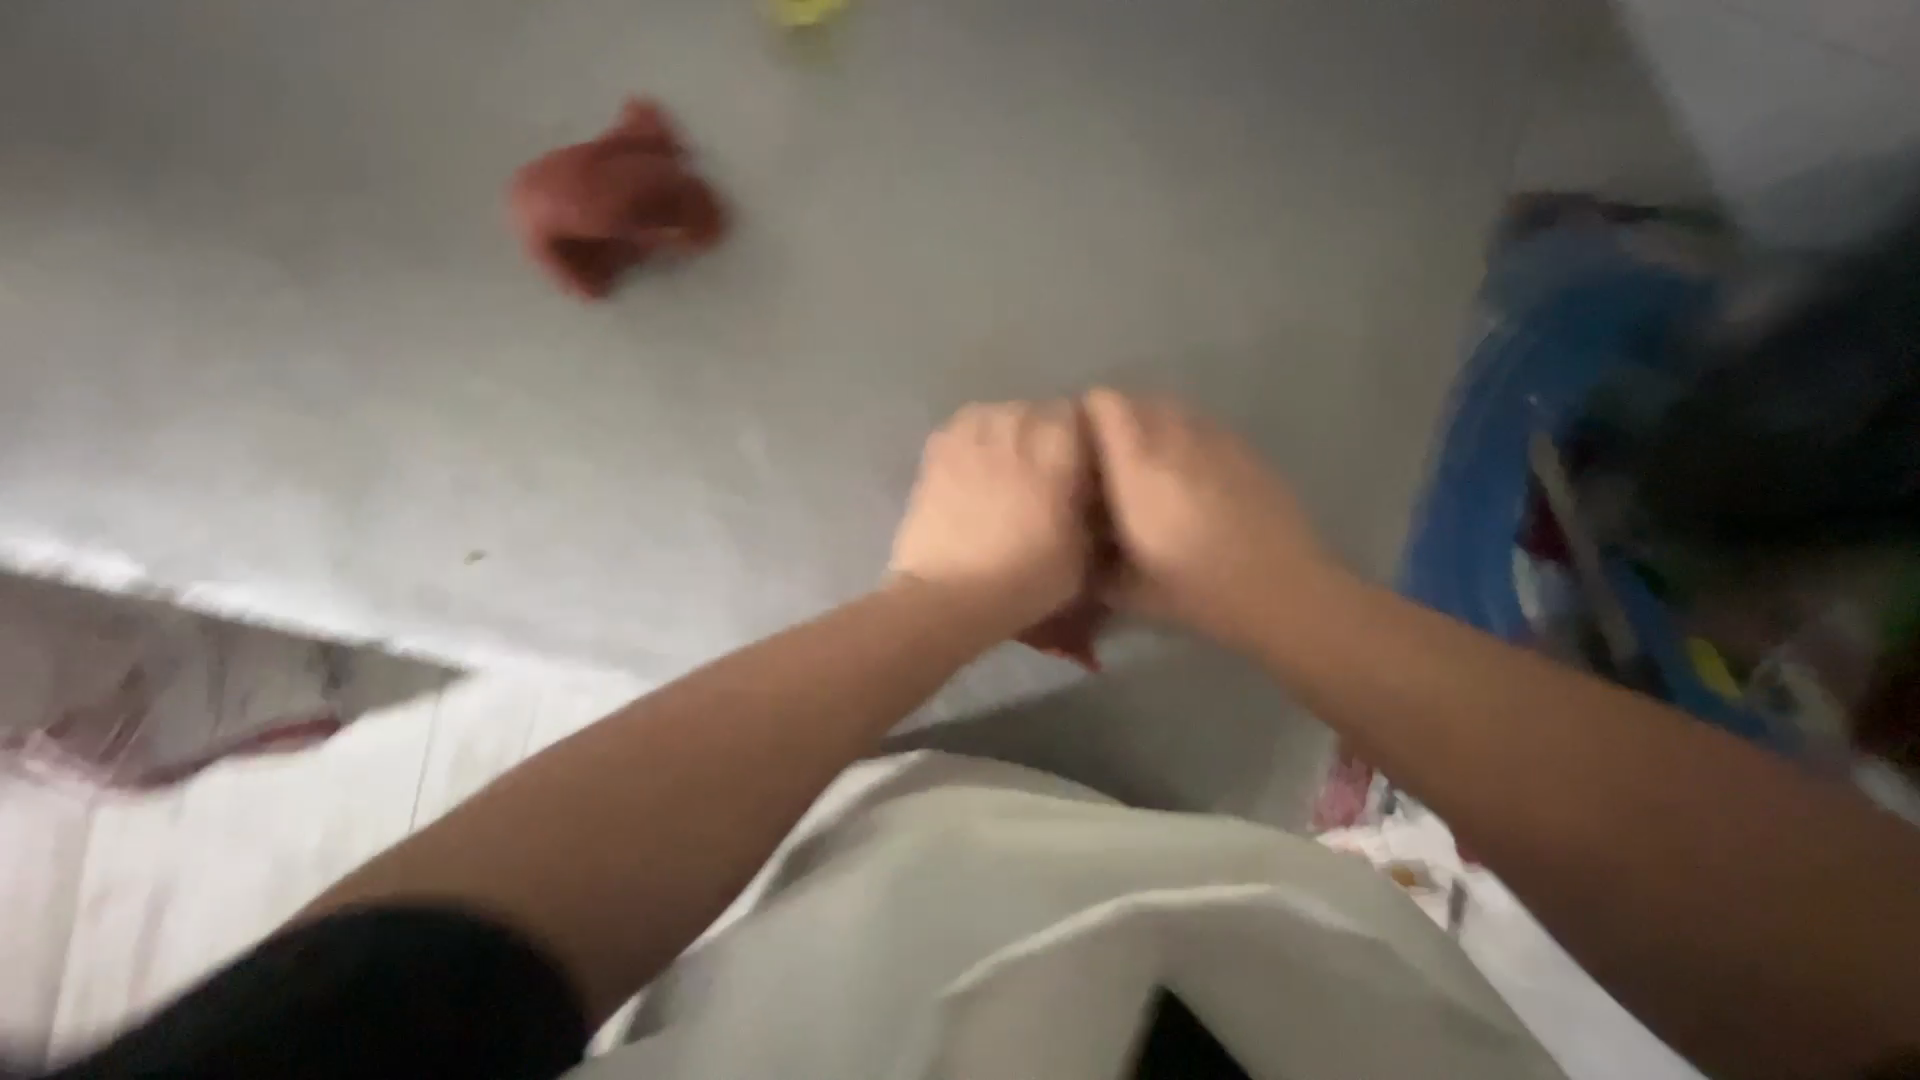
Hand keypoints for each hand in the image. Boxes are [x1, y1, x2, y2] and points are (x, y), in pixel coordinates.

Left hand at [890, 400, 1093, 630]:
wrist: (950, 594)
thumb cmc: (1024, 580)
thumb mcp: (1081, 554)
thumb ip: (1089, 512)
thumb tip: (1086, 492)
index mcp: (1058, 451)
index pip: (1079, 416)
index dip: (1082, 439)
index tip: (1082, 465)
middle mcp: (1015, 430)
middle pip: (1038, 410)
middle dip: (1044, 433)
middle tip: (1045, 468)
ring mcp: (971, 436)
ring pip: (998, 412)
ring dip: (1007, 430)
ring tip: (1007, 462)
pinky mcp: (936, 451)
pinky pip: (962, 426)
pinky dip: (972, 437)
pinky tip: (974, 463)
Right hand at [1083, 387, 1337, 648]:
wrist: (1284, 592)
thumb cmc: (1197, 591)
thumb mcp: (1126, 590)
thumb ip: (1092, 560)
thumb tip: (1076, 546)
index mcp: (1139, 464)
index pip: (1101, 403)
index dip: (1084, 419)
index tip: (1076, 451)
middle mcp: (1176, 438)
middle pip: (1136, 401)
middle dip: (1116, 426)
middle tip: (1108, 468)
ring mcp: (1217, 439)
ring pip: (1173, 412)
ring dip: (1155, 431)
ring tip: (1152, 474)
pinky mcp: (1248, 451)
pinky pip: (1205, 429)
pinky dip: (1189, 444)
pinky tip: (1194, 485)